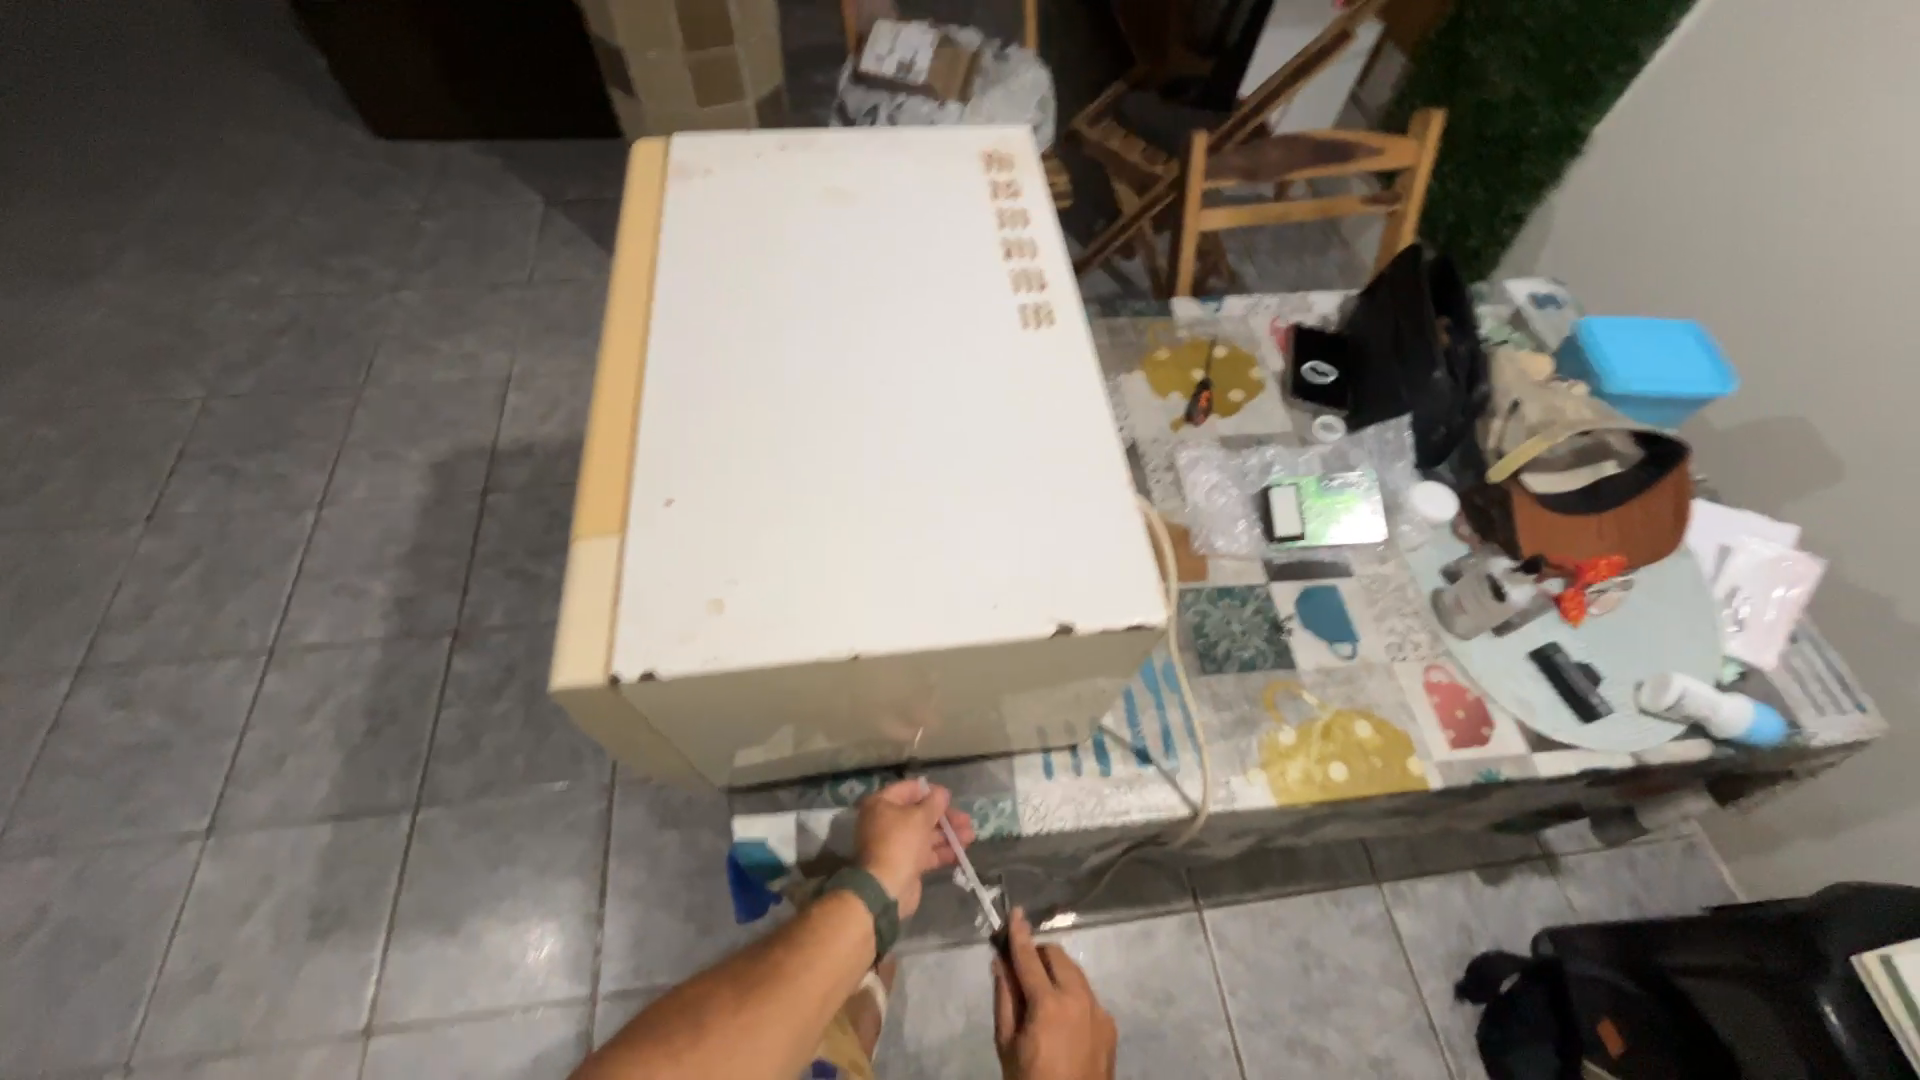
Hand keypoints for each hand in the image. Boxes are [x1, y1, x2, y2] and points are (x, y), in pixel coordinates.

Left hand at [855, 778, 974, 918]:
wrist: (886, 889)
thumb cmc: (900, 843)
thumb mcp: (920, 817)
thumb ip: (934, 803)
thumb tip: (942, 792)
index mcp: (882, 804)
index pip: (909, 789)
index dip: (931, 792)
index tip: (950, 797)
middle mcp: (886, 821)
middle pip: (920, 813)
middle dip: (945, 817)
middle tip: (967, 820)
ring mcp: (896, 844)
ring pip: (926, 834)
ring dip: (948, 834)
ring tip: (971, 836)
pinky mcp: (905, 863)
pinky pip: (926, 852)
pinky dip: (942, 851)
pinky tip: (961, 852)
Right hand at [993, 909, 1116, 1079]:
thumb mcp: (1007, 1044)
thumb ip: (1004, 998)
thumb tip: (1000, 963)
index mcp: (1049, 1004)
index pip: (1029, 957)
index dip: (1019, 933)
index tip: (1015, 912)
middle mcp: (1079, 999)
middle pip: (1057, 956)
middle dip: (1039, 954)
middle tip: (1023, 969)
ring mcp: (1099, 1011)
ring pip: (1075, 973)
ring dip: (1056, 973)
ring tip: (1042, 995)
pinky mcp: (1110, 1025)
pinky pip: (1088, 996)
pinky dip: (1072, 995)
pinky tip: (1062, 1019)